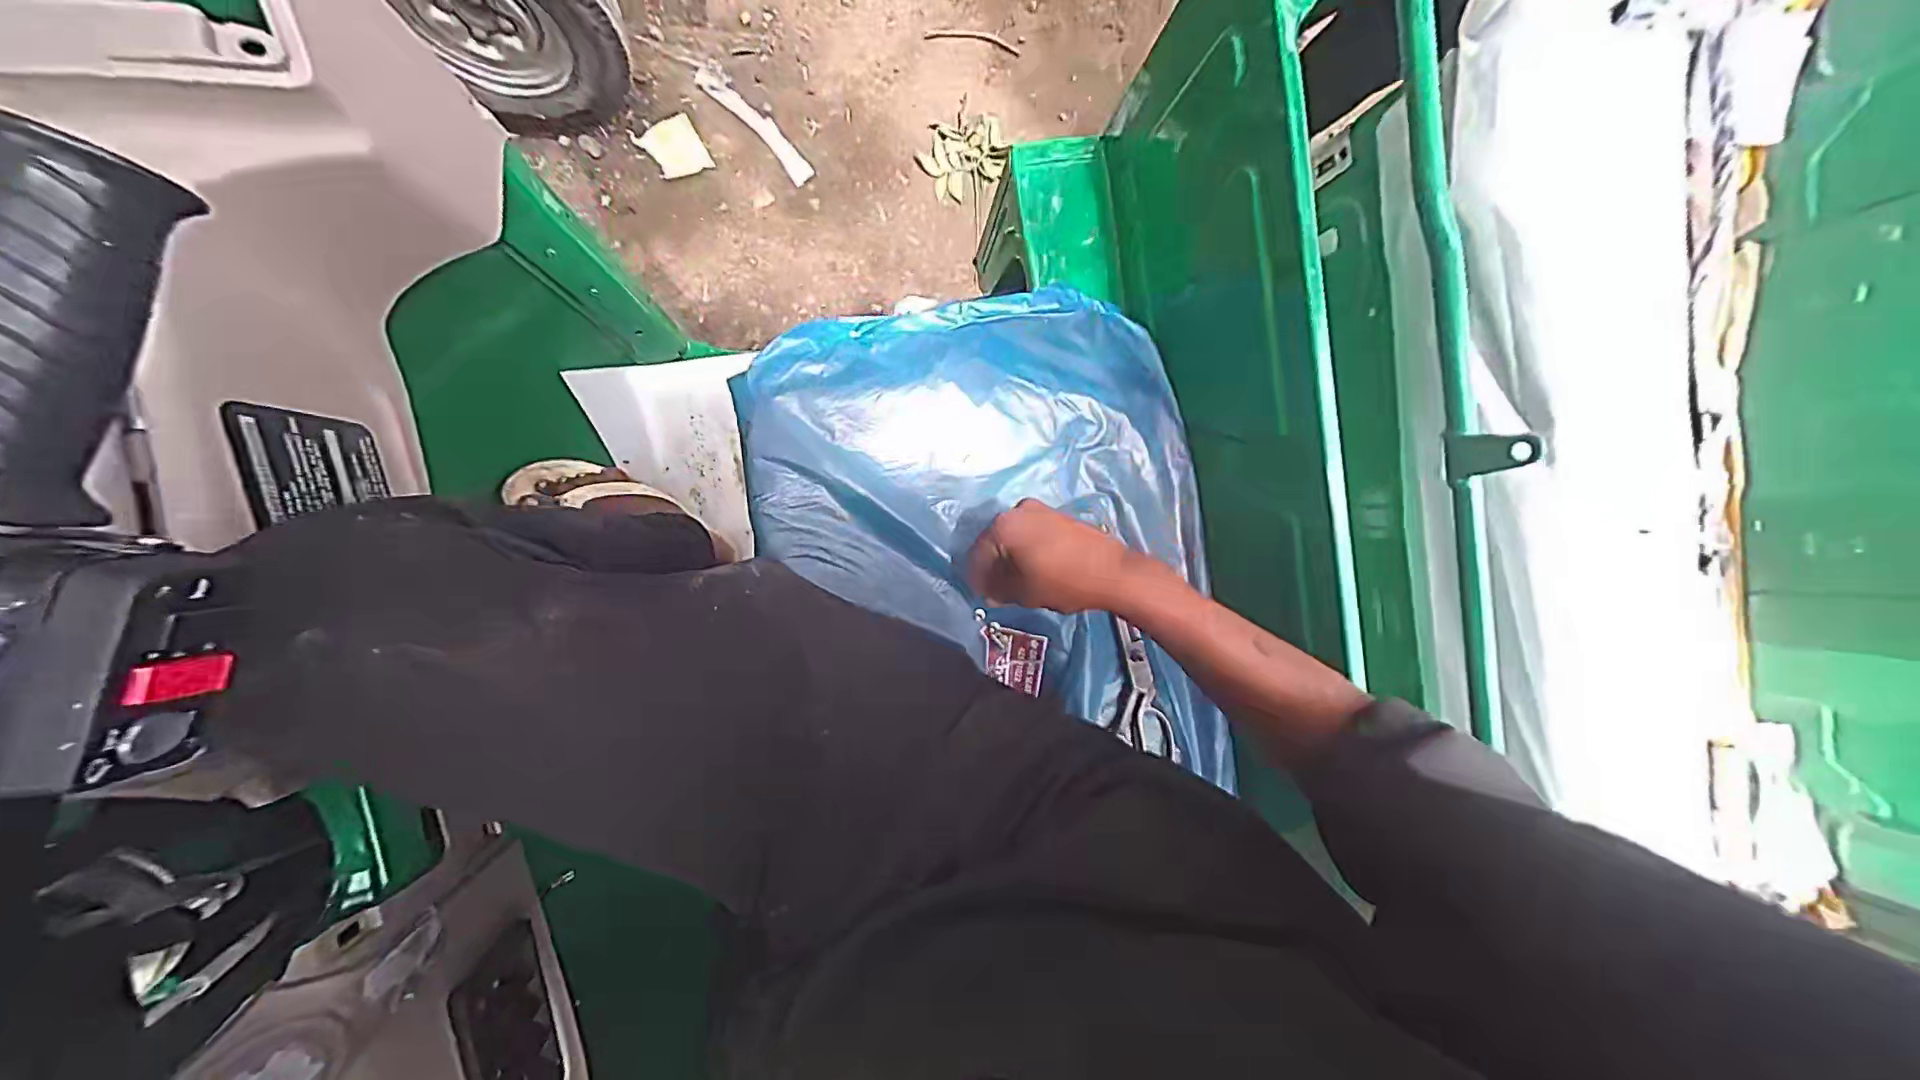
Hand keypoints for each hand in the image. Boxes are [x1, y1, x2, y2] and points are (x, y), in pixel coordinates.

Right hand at [965, 499, 1166, 613]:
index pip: (977, 553)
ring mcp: (1041, 510)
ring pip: (1014, 536)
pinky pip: (1031, 534)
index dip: (977, 577)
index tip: (981, 594)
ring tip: (1015, 583)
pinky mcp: (1058, 516)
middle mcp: (1018, 510)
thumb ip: (998, 590)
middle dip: (993, 566)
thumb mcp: (1024, 592)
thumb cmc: (1063, 581)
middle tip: (995, 590)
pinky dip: (1027, 550)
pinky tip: (1032, 569)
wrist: (1113, 572)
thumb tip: (989, 591)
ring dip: (1010, 558)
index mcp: (1004, 525)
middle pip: (995, 541)